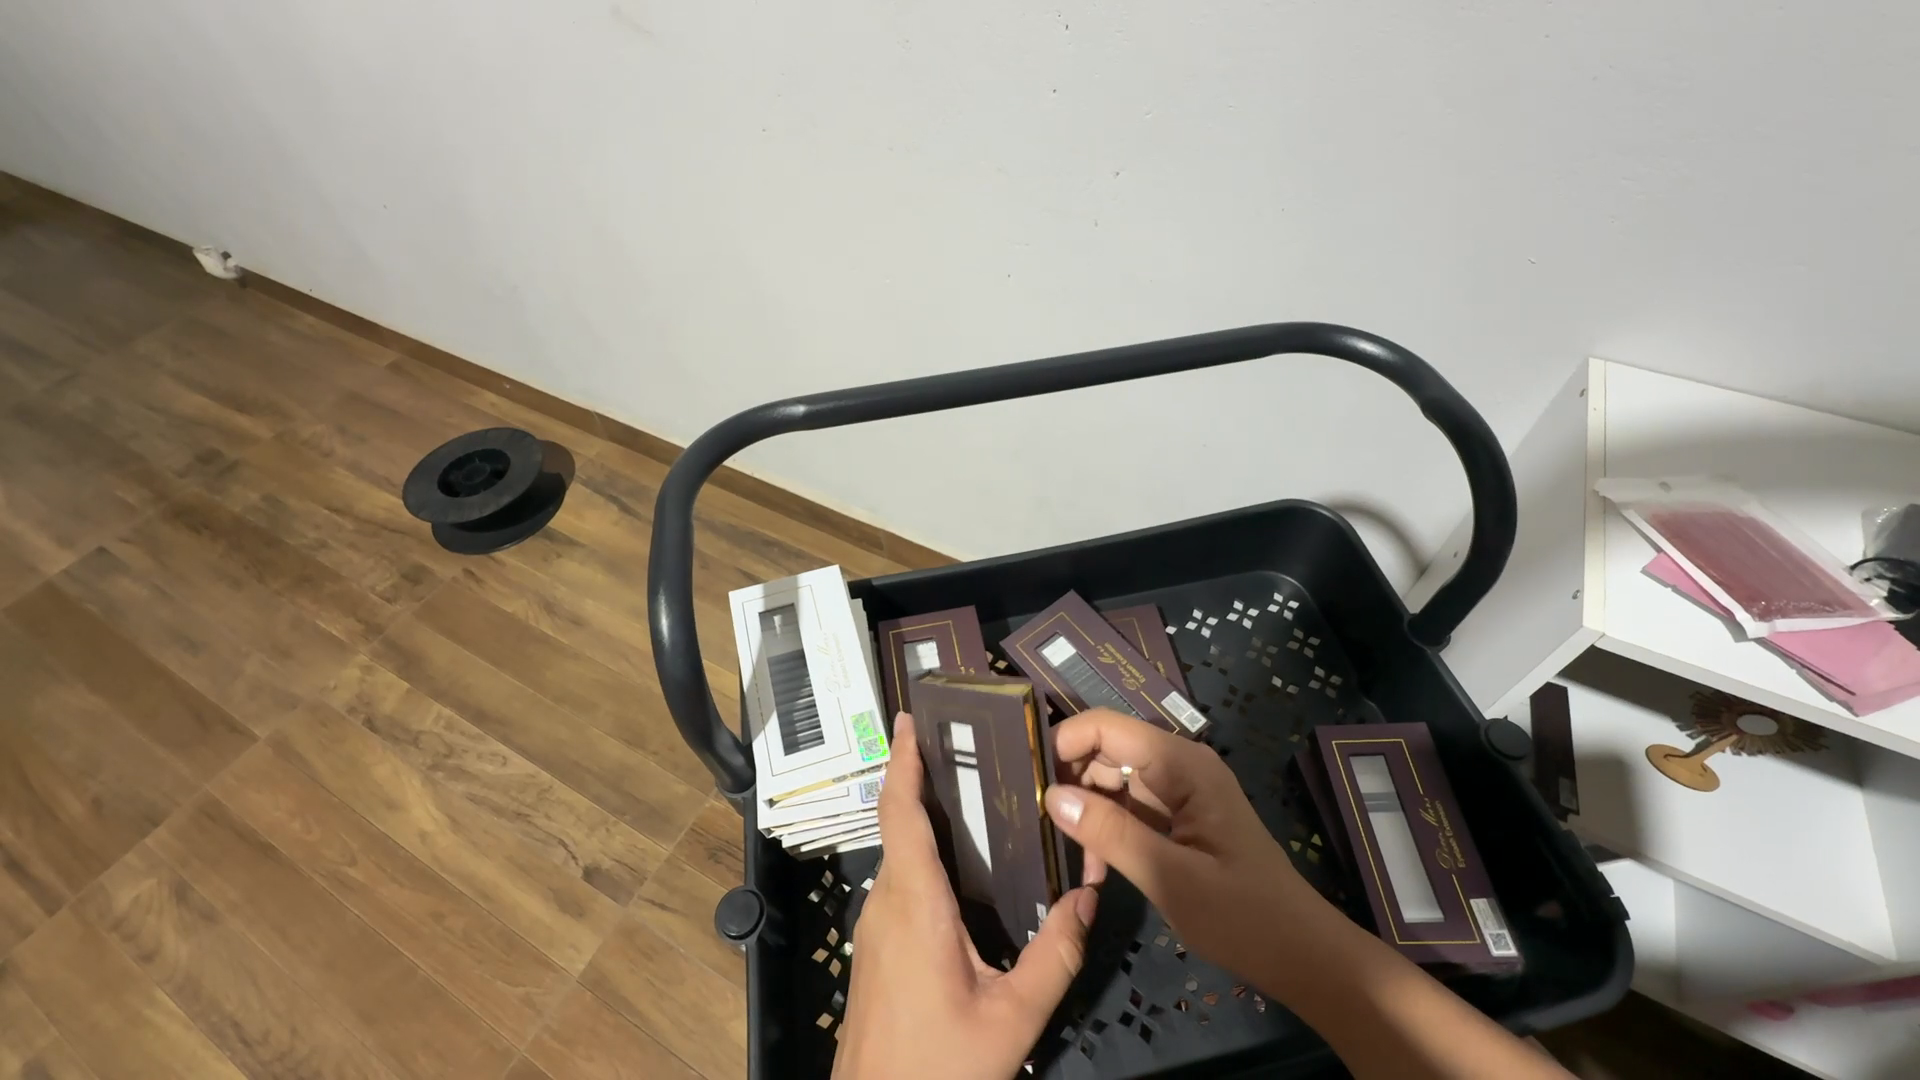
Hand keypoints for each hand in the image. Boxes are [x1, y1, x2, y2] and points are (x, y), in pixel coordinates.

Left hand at [834, 713, 1098, 1079]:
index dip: (902, 759)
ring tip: (975, 791)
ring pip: (901, 850)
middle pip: (900, 820)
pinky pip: (903, 877)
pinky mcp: (880, 943)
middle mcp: (887, 899)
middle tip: (968, 743)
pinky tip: (966, 862)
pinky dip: (926, 849)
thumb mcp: (1012, 1018)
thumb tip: (1089, 898)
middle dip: (924, 775)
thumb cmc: (937, 1064)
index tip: (909, 716)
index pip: (900, 811)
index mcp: (914, 900)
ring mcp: (877, 922)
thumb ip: (1054, 955)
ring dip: (927, 813)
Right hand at [1041, 709, 1326, 973]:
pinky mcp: (1179, 815)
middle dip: (1074, 785)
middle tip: (1049, 833)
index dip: (1065, 745)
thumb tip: (1051, 796)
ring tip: (1081, 864)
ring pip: (1113, 779)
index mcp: (1182, 765)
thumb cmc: (1242, 916)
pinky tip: (1099, 869)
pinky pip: (1129, 805)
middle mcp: (1179, 764)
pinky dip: (1109, 829)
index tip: (1032, 787)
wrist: (1302, 955)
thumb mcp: (1169, 878)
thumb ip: (1109, 833)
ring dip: (1090, 813)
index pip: (1106, 725)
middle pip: (1106, 749)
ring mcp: (1180, 789)